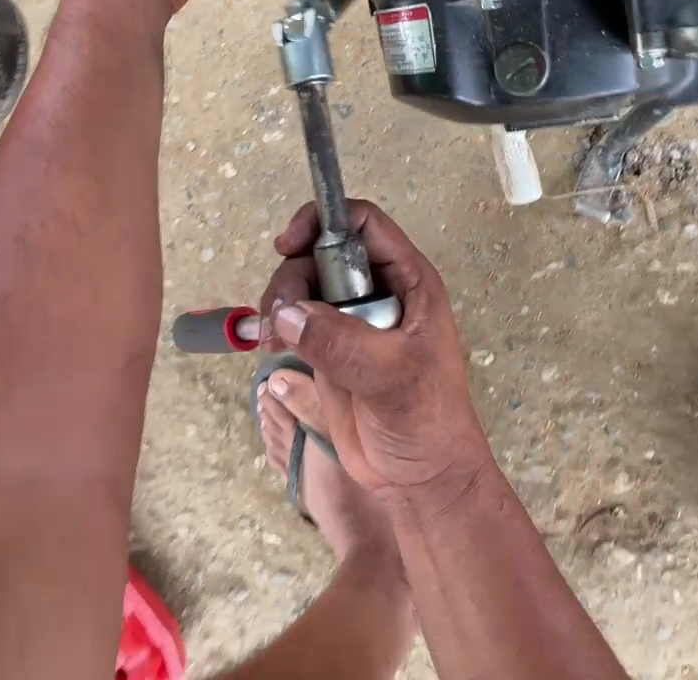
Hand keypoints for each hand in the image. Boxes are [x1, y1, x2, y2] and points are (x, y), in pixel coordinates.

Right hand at [258, 200, 493, 505]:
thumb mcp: (393, 376)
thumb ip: (343, 343)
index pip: (363, 224)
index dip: (324, 222)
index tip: (289, 244)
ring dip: (279, 302)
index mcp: (408, 280)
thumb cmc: (427, 419)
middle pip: (320, 252)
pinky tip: (271, 347)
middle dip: (292, 276)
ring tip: (273, 340)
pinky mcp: (328, 345)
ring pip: (301, 283)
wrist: (418, 475)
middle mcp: (377, 290)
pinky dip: (276, 326)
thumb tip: (287, 313)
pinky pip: (293, 318)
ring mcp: (350, 318)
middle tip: (278, 315)